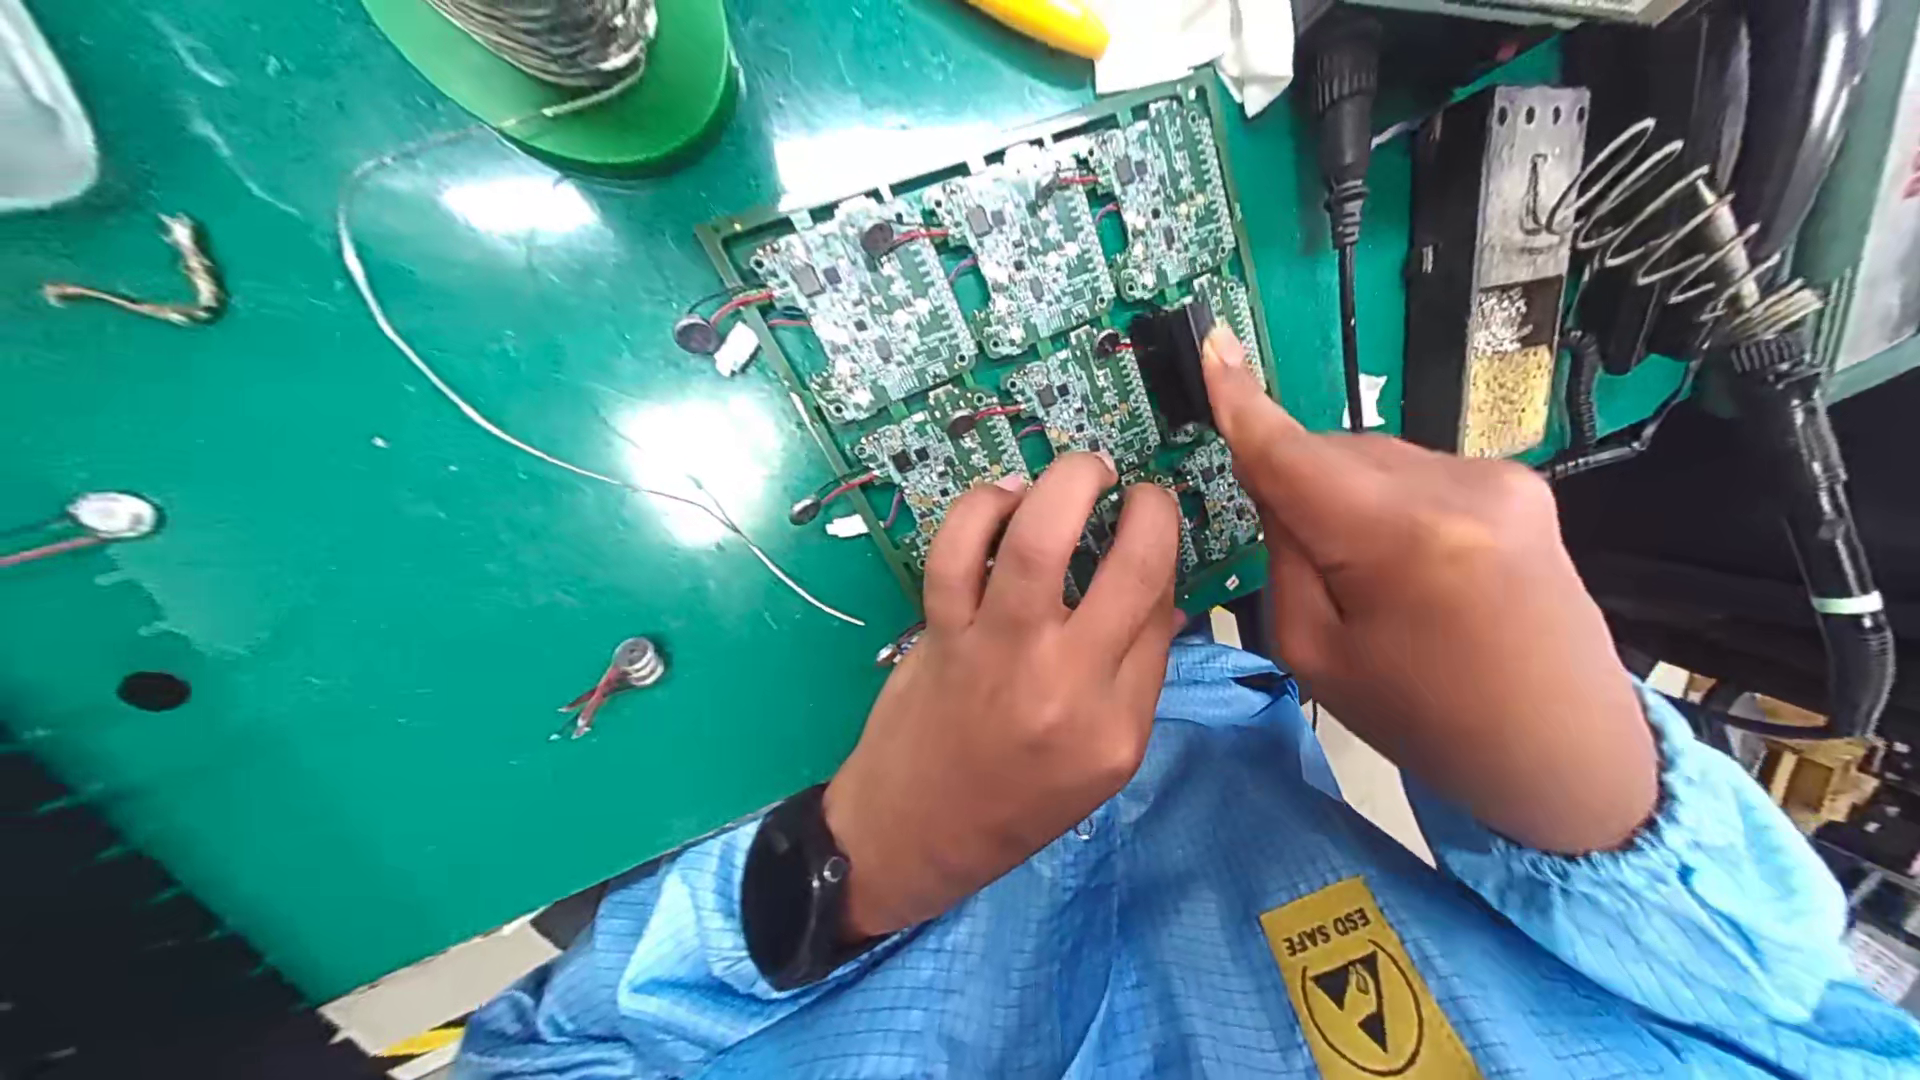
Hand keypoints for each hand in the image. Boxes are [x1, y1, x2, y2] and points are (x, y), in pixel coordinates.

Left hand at [823, 454, 1181, 937]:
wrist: (917, 833)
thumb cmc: (1017, 804)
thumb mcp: (1102, 761)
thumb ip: (1138, 673)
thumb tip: (1159, 591)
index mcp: (1117, 722)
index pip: (1163, 608)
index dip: (1163, 545)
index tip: (1151, 519)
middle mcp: (1065, 681)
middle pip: (1127, 566)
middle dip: (1142, 503)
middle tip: (1127, 482)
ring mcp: (995, 652)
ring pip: (1033, 541)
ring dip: (1062, 484)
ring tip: (1076, 471)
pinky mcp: (940, 634)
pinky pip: (956, 553)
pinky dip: (980, 508)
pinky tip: (1000, 499)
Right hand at [1201, 328, 1655, 853]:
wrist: (1566, 756)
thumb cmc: (1421, 718)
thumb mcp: (1312, 649)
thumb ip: (1284, 555)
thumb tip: (1277, 491)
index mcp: (1402, 539)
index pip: (1293, 453)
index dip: (1242, 401)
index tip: (1211, 345)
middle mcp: (1459, 487)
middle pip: (1328, 453)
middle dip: (1290, 483)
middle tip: (1292, 554)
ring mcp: (1498, 479)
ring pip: (1366, 458)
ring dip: (1333, 493)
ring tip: (1354, 568)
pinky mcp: (1516, 485)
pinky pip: (1408, 470)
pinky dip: (1375, 498)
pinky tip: (1393, 555)